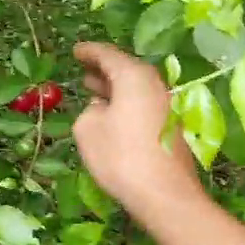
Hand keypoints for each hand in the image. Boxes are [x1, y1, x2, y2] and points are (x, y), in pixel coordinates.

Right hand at [70, 42, 202, 219]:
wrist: (163, 193)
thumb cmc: (120, 156)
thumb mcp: (87, 130)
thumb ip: (88, 112)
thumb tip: (100, 109)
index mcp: (134, 77)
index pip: (108, 55)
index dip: (89, 52)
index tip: (76, 50)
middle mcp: (154, 85)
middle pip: (126, 70)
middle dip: (104, 70)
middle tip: (84, 70)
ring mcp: (165, 106)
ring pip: (135, 90)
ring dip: (114, 89)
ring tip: (94, 91)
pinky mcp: (169, 127)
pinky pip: (142, 106)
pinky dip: (125, 105)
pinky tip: (112, 117)